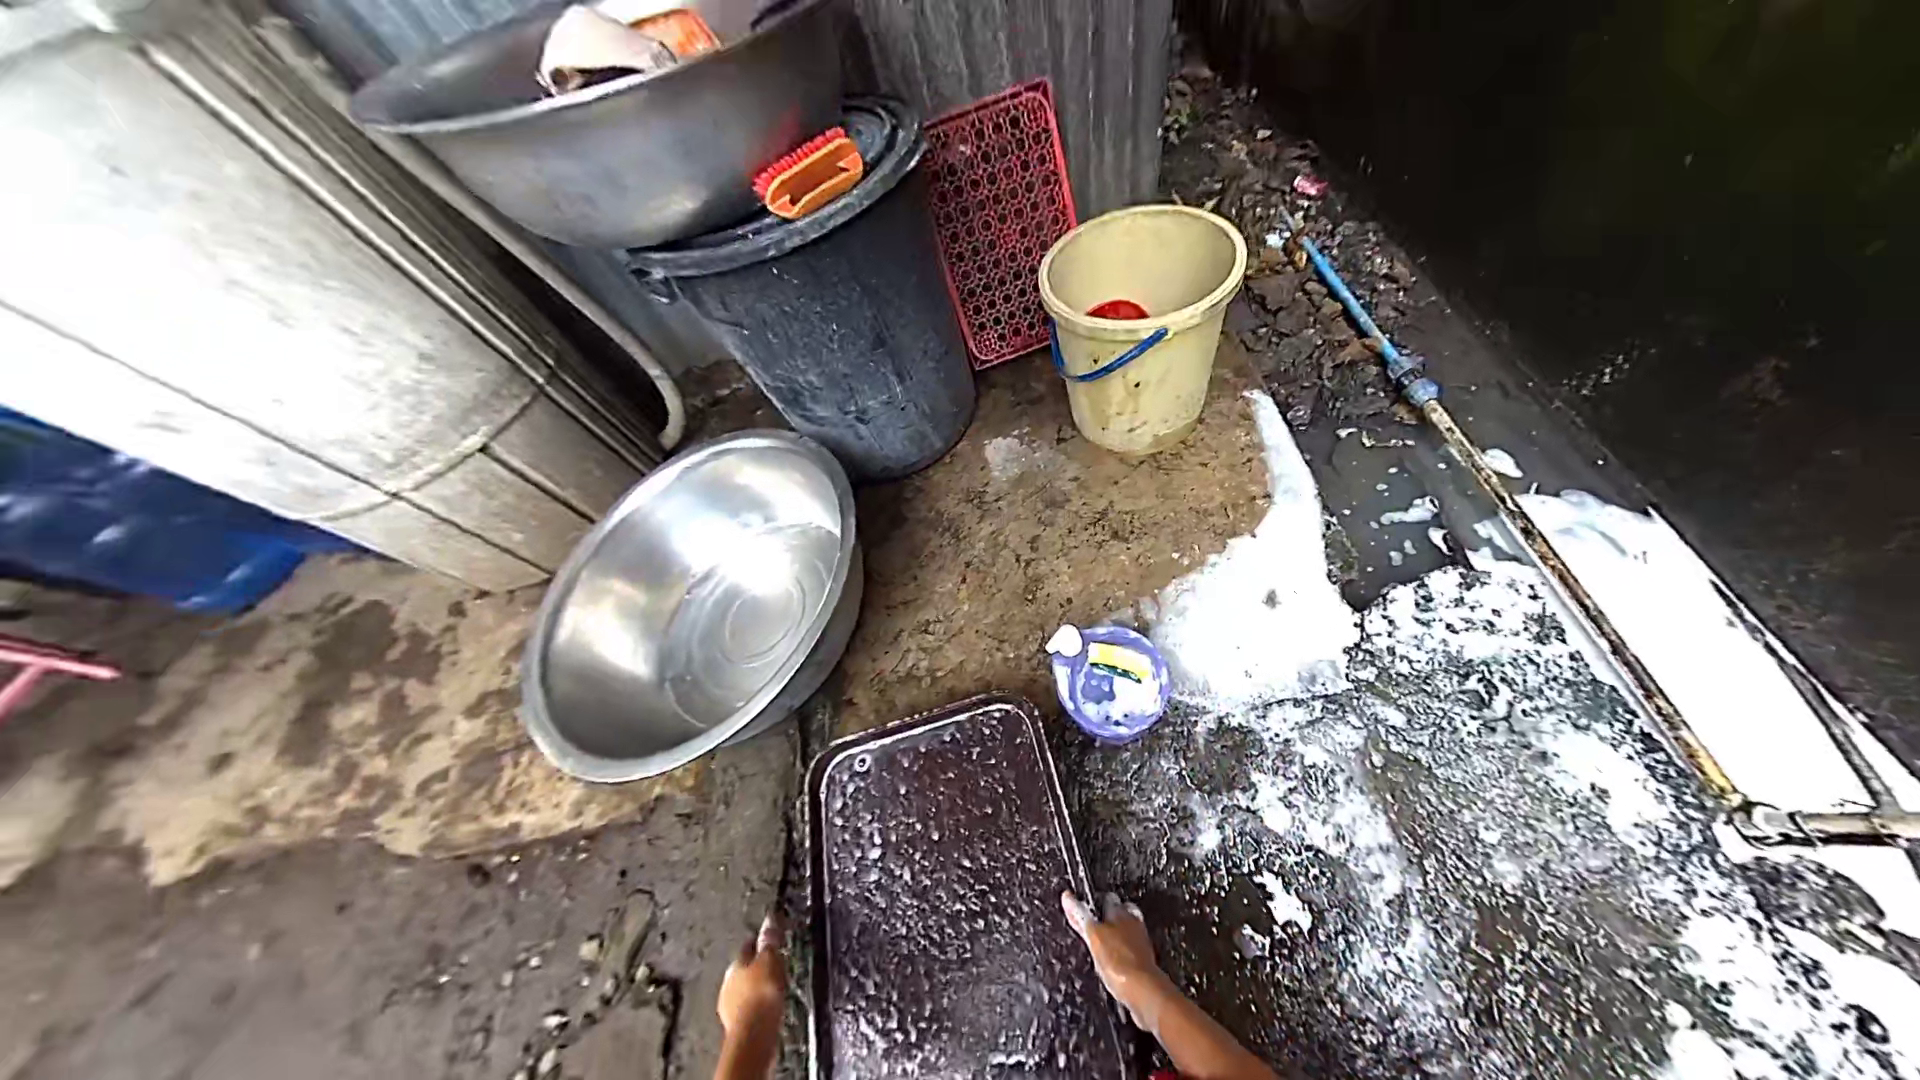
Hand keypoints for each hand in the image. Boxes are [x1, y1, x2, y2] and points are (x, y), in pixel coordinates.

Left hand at [716, 911, 786, 1037]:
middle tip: (772, 963)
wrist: (753, 1035)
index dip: (759, 941)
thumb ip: (769, 940)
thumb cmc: (762, 991)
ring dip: (754, 986)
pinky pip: (747, 1006)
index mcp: (735, 964)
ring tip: (771, 986)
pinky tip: (765, 1006)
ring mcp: (728, 1005)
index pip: (748, 946)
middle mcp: (727, 983)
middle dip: (756, 965)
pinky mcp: (735, 1024)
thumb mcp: (770, 959)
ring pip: (743, 988)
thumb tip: (769, 918)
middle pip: (744, 968)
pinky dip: (755, 1004)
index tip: (769, 939)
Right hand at [1061, 890, 1170, 1028]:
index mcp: (1120, 912)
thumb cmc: (1118, 961)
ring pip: (1128, 932)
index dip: (1097, 901)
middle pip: (1122, 913)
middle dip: (1111, 917)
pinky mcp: (1146, 963)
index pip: (1108, 898)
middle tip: (1097, 925)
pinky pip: (1132, 952)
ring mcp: (1141, 944)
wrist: (1144, 992)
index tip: (1087, 906)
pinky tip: (1116, 963)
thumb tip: (1067, 897)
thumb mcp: (1092, 936)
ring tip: (1105, 944)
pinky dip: (1124, 954)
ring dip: (1118, 936)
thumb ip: (1080, 916)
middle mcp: (1133, 924)